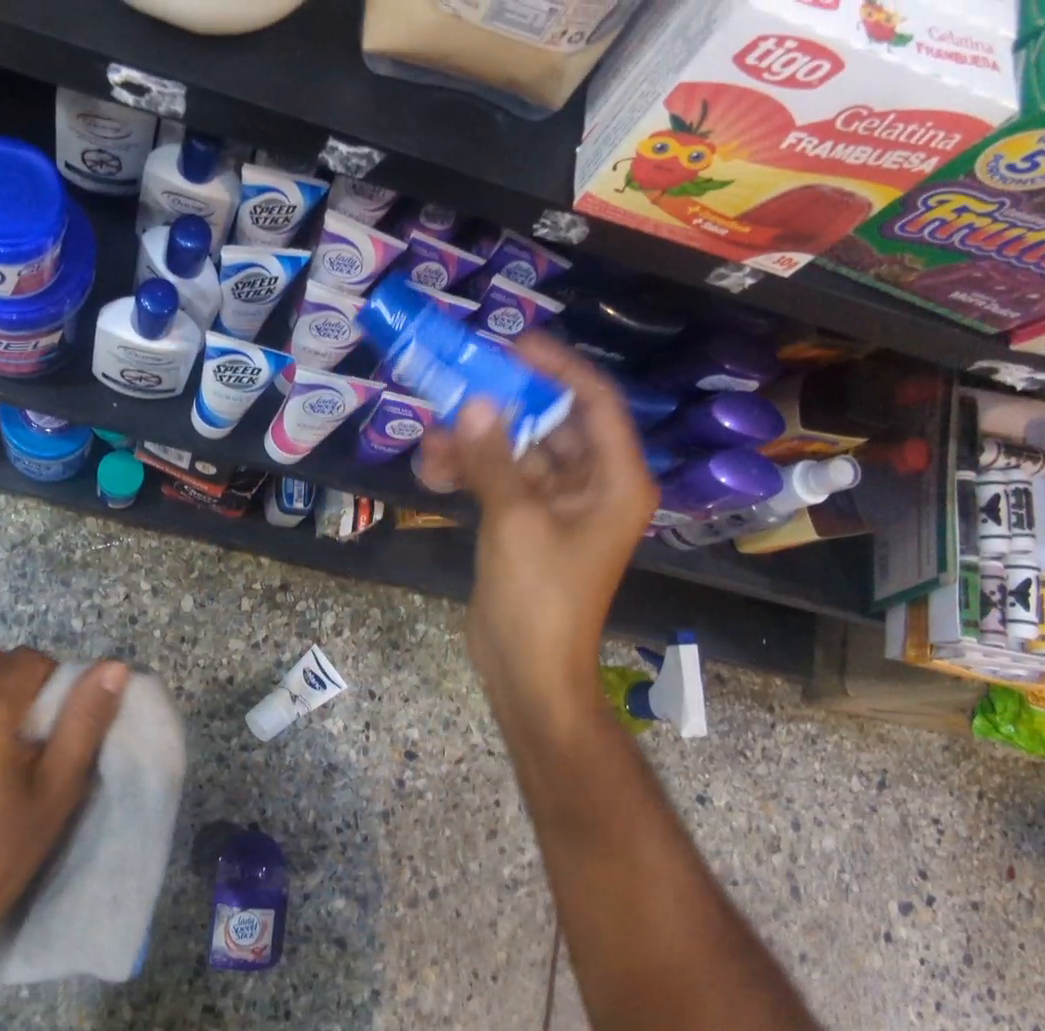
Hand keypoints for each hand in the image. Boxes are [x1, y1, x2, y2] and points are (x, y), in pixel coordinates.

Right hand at [419, 333, 657, 730]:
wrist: (527, 671)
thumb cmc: (539, 597)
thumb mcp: (515, 520)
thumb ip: (493, 458)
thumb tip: (471, 404)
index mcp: (614, 480)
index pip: (594, 403)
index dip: (556, 368)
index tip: (511, 345)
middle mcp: (592, 486)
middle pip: (551, 425)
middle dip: (501, 407)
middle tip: (455, 382)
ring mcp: (557, 508)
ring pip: (517, 454)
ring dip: (475, 444)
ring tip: (430, 441)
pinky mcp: (525, 526)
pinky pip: (499, 483)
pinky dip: (470, 473)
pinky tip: (432, 470)